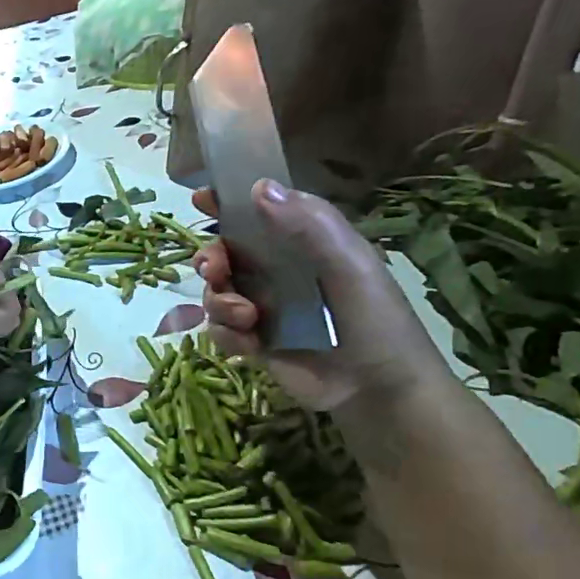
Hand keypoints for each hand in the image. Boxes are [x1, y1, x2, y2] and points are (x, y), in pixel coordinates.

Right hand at [192, 179, 453, 414]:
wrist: (378, 392)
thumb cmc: (374, 319)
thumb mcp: (349, 265)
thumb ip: (309, 225)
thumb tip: (258, 187)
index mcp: (302, 242)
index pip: (260, 211)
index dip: (228, 201)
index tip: (201, 198)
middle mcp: (277, 270)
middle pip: (225, 251)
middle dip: (211, 257)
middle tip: (213, 269)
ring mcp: (263, 306)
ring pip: (216, 290)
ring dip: (219, 300)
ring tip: (246, 317)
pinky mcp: (253, 341)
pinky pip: (219, 328)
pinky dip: (226, 333)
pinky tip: (250, 345)